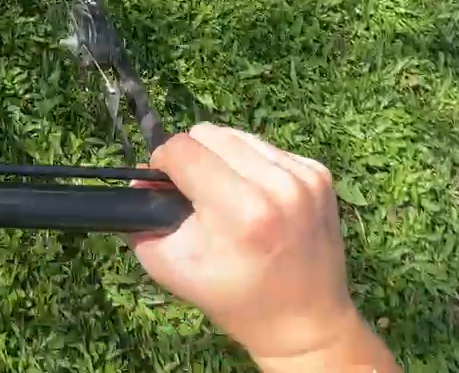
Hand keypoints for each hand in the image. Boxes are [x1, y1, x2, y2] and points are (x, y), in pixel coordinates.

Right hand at [131, 124, 361, 360]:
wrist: (306, 324)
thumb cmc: (234, 297)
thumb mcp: (171, 265)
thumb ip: (141, 216)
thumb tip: (139, 178)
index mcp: (242, 210)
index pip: (181, 148)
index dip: (163, 164)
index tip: (166, 186)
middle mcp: (277, 185)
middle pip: (207, 133)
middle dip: (192, 157)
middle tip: (196, 192)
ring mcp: (303, 177)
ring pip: (235, 135)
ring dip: (221, 157)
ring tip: (227, 193)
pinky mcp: (319, 174)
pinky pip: (264, 147)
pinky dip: (251, 165)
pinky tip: (256, 195)